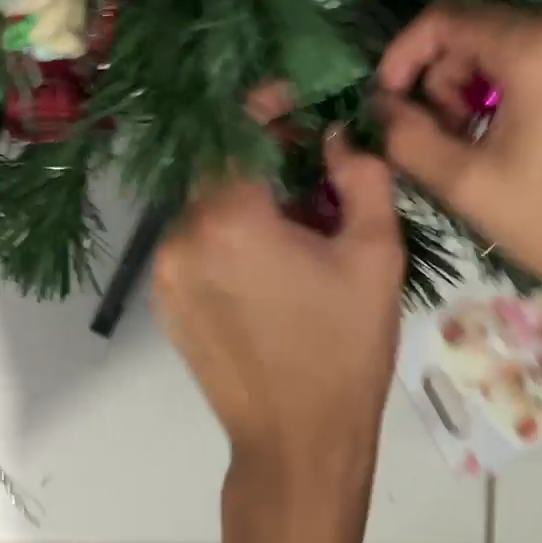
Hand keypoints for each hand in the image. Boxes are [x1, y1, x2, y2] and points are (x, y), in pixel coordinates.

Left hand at [154, 130, 404, 489]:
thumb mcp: (375, 255)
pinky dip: (232, 232)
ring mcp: (166, 273)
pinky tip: (273, 263)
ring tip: (302, 220)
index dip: (269, 104)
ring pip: (208, 205)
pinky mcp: (167, 303)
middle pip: (221, 166)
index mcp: (231, 219)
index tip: (302, 100)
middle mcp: (182, 237)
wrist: (298, 442)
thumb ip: (362, 178)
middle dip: (267, 154)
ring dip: (251, 195)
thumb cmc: (345, 348)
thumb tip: (339, 139)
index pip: (238, 129)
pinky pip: (198, 243)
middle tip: (317, 165)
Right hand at [376, 3, 541, 312]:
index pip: (446, 19)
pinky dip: (498, 92)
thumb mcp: (467, 183)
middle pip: (472, 31)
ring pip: (497, 47)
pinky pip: (527, 63)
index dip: (403, 55)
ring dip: (466, 88)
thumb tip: (378, 106)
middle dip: (439, 79)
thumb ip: (408, 137)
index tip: (385, 100)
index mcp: (536, 47)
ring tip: (467, 146)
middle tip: (437, 137)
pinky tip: (496, 139)